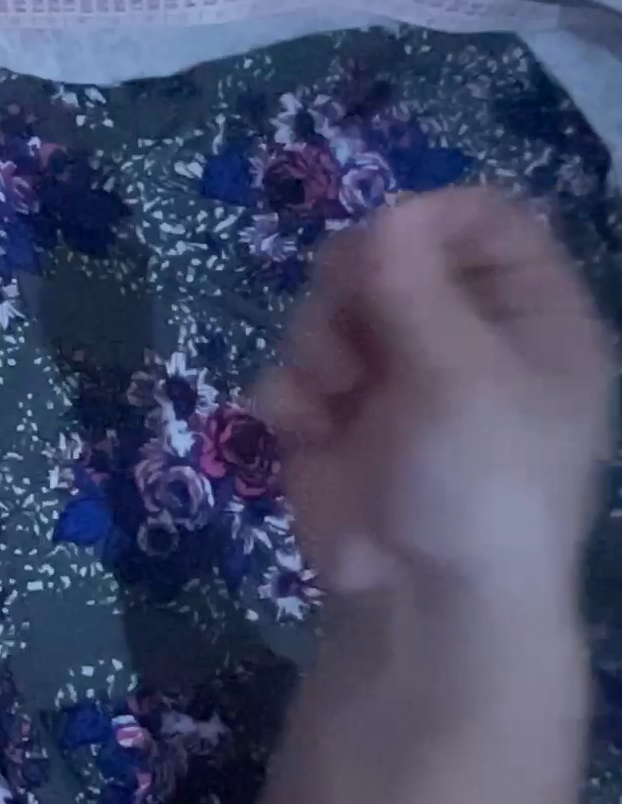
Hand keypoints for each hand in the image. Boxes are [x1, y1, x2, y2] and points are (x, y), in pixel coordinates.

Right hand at [258, 188, 612, 599]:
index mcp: (519, 316)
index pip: (478, 226)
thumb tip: (378, 215)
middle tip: (350, 338)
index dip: (422, 224)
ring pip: (319, 321)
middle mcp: (448, 339)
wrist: (417, 587)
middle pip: (380, 268)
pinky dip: (284, 399)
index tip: (371, 248)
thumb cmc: (478, 480)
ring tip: (329, 396)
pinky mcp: (320, 420)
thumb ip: (414, 295)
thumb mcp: (462, 378)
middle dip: (348, 298)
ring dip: (312, 351)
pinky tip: (299, 429)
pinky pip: (283, 379)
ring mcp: (379, 381)